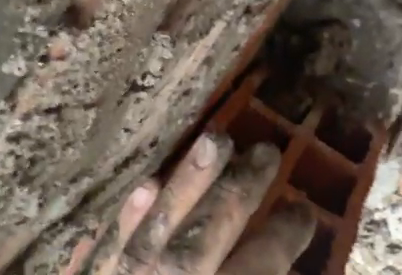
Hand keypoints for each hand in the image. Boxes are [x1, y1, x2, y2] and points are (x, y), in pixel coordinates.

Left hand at [62, 135, 313, 274]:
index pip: (262, 262)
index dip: (288, 234)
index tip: (305, 213)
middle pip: (211, 233)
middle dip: (243, 189)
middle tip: (268, 151)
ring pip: (155, 230)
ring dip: (186, 184)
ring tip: (214, 139)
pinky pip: (97, 258)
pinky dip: (118, 223)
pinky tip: (141, 188)